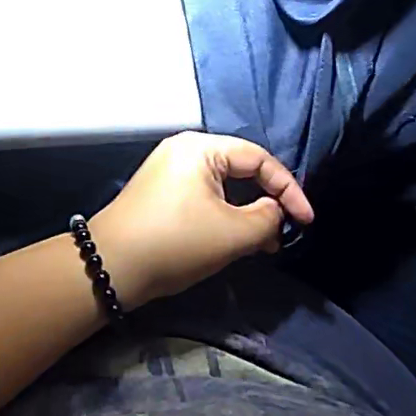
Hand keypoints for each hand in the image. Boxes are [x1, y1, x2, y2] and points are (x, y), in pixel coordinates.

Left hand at [87, 132, 314, 309]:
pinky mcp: (160, 192)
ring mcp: (169, 170)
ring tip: (262, 243)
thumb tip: (274, 212)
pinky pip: (204, 195)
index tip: (307, 221)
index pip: (258, 159)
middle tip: (284, 233)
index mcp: (201, 147)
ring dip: (247, 212)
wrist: (108, 268)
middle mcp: (184, 150)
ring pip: (223, 185)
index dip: (289, 189)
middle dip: (267, 201)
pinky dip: (225, 215)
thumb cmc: (175, 243)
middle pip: (241, 169)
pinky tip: (234, 240)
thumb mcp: (232, 234)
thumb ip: (267, 218)